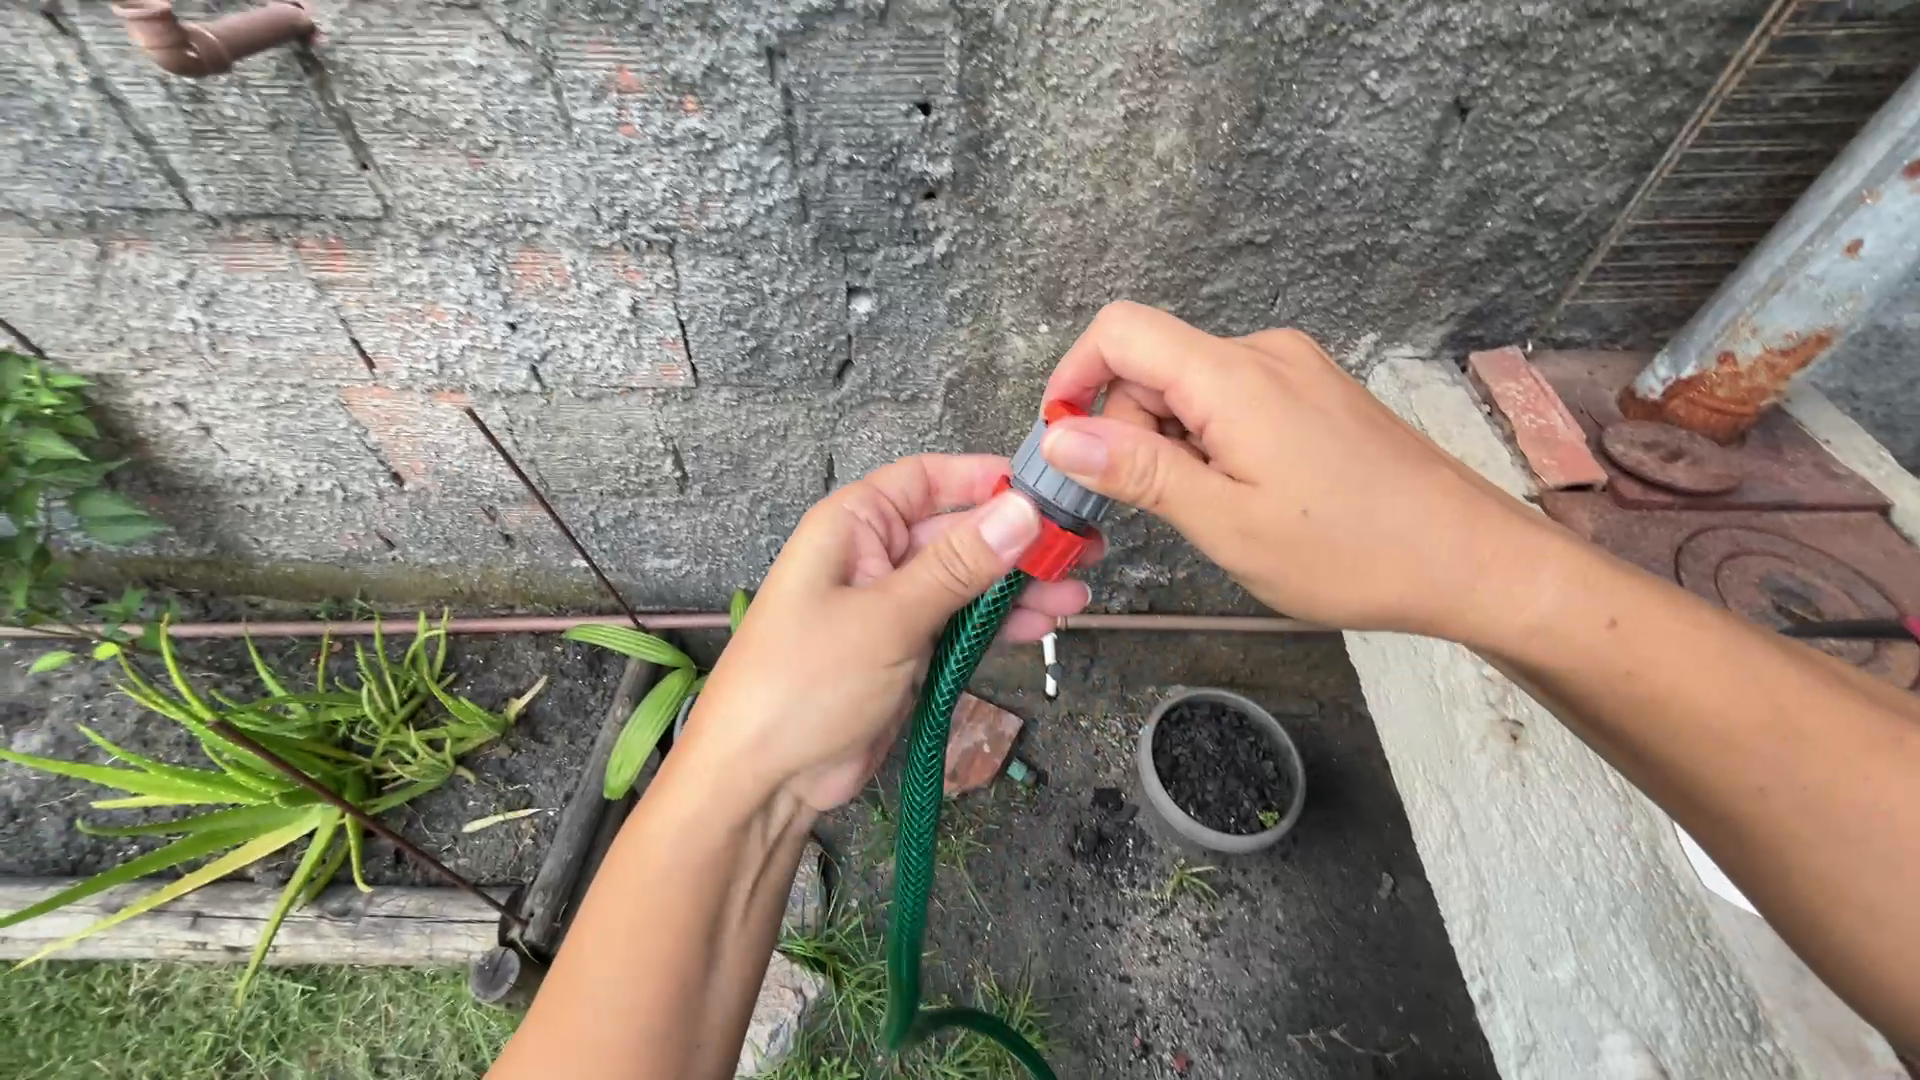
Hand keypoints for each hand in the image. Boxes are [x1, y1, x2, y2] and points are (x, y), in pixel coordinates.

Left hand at [676, 454, 1096, 811]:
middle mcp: (875, 555)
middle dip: (1018, 541)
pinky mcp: (909, 648)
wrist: (765, 779)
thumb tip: (1022, 511)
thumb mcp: (887, 616)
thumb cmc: (805, 681)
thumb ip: (957, 565)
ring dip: (1019, 586)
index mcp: (855, 525)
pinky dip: (999, 622)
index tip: (1046, 489)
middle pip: (958, 532)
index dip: (985, 479)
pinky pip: (962, 622)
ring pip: (968, 581)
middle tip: (1083, 548)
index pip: (927, 479)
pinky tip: (1042, 623)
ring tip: (1076, 594)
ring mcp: (894, 604)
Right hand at [1037, 302, 1551, 641]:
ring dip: (1168, 442)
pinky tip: (1237, 492)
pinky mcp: (1309, 393)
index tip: (1062, 442)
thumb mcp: (1225, 522)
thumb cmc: (1351, 551)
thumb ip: (1138, 471)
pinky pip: (1227, 400)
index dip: (1073, 376)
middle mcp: (1263, 354)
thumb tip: (1059, 437)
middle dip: (1125, 429)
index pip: (1120, 330)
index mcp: (1234, 378)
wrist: (1471, 559)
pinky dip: (1205, 441)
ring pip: (1186, 388)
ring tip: (1208, 507)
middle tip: (1153, 503)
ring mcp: (1291, 370)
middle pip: (1150, 365)